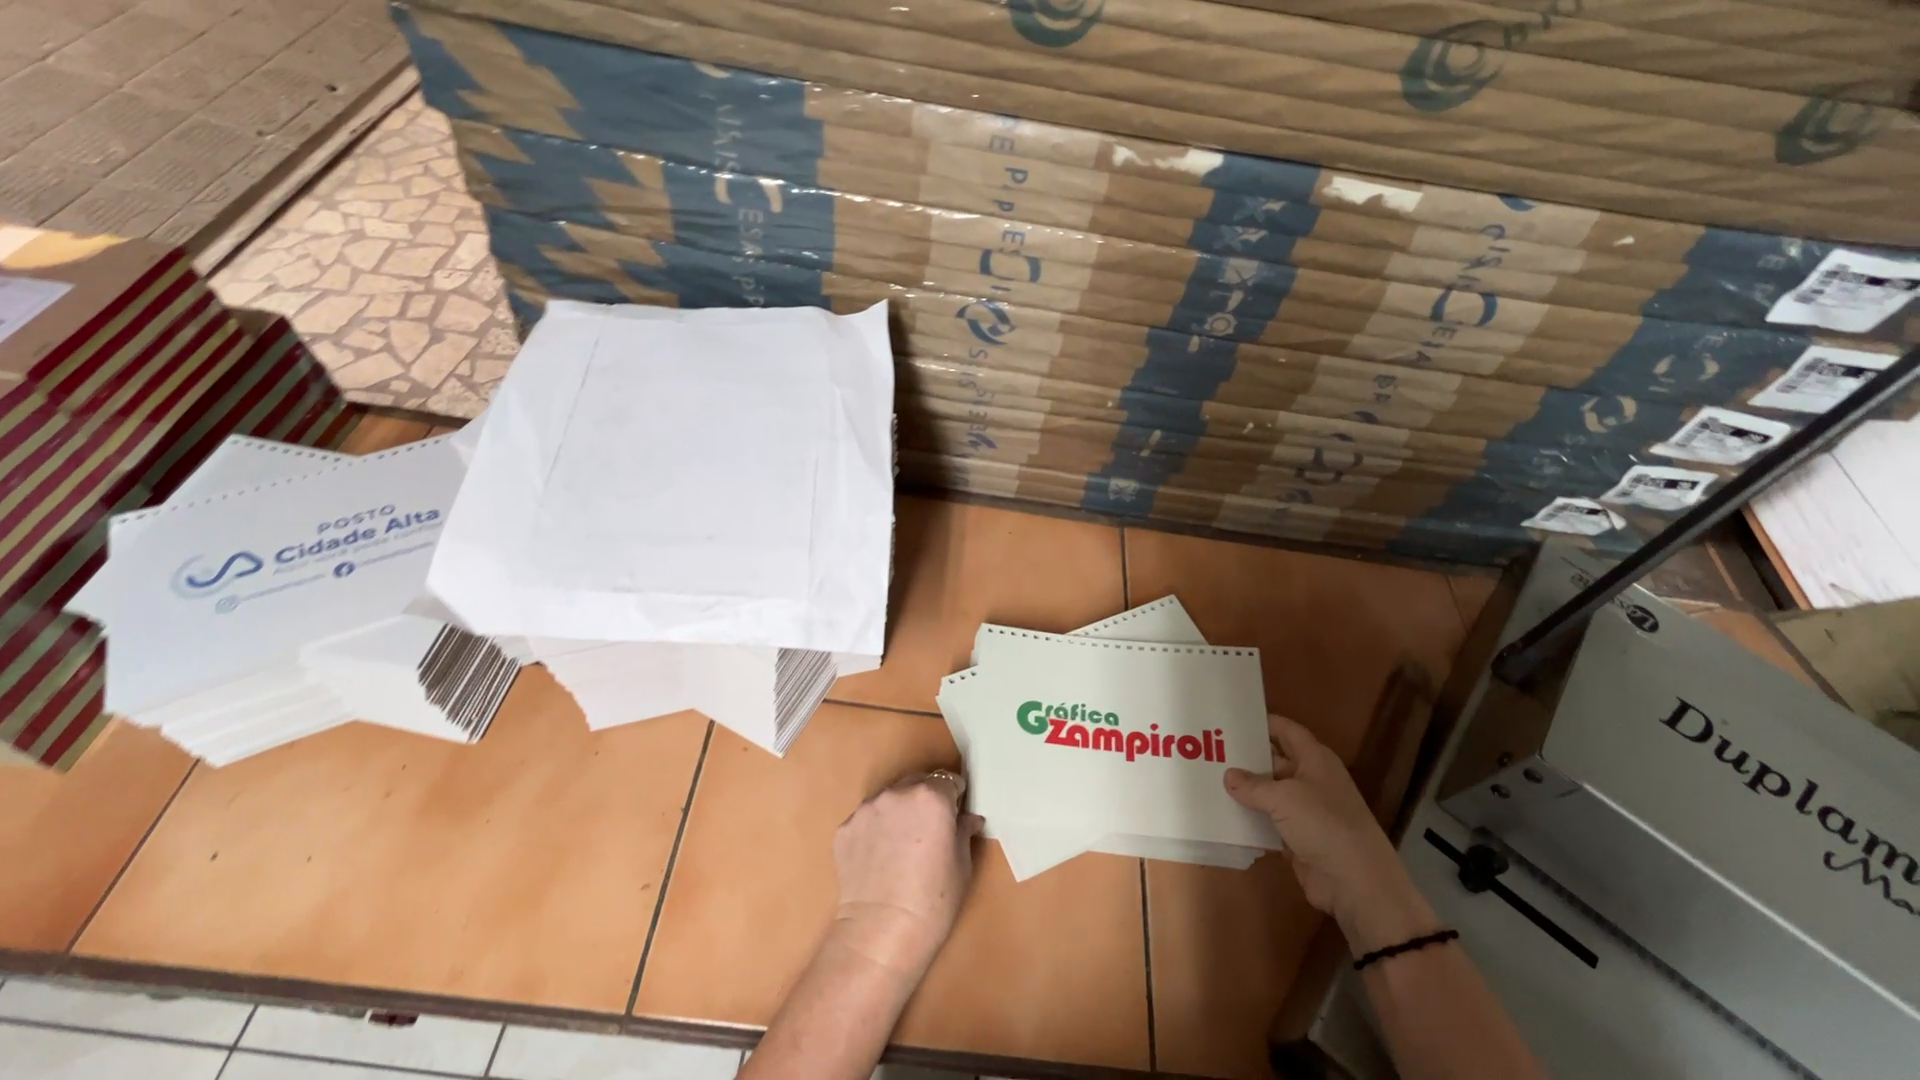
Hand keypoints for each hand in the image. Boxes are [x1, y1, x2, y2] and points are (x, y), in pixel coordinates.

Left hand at [830, 771, 983, 979]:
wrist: (882, 930)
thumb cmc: (934, 900)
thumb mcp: (962, 865)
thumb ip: (963, 831)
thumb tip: (968, 819)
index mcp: (931, 797)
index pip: (947, 780)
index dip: (953, 797)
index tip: (954, 815)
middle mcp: (897, 794)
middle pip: (916, 783)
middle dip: (925, 799)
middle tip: (929, 830)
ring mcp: (866, 810)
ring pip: (889, 799)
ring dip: (898, 812)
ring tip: (901, 846)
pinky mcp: (845, 828)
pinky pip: (867, 820)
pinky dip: (875, 830)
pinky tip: (880, 858)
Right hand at [1224, 715, 1439, 954]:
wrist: (1355, 881)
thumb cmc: (1324, 824)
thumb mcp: (1284, 798)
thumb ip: (1253, 785)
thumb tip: (1229, 776)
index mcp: (1315, 760)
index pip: (1286, 731)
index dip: (1262, 722)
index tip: (1230, 718)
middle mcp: (1310, 780)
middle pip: (1273, 761)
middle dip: (1245, 757)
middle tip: (1207, 750)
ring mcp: (1304, 811)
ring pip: (1268, 793)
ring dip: (1244, 791)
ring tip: (1206, 780)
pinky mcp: (1296, 838)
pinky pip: (1267, 821)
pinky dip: (1248, 819)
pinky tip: (1221, 814)